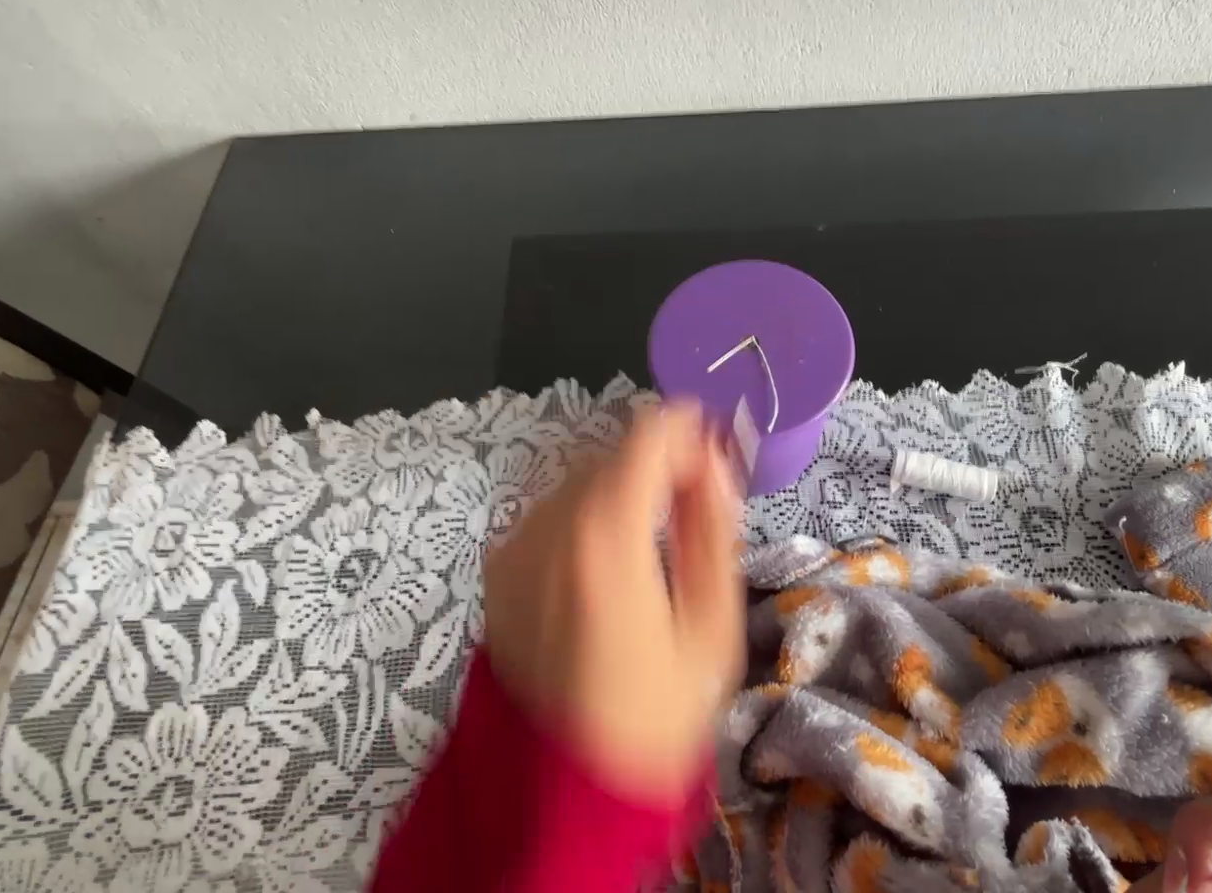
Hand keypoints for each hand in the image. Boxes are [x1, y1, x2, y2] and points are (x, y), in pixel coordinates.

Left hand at [481, 402, 745, 802]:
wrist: (571, 784)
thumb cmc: (658, 709)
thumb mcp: (711, 623)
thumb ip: (714, 528)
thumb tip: (713, 462)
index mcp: (607, 540)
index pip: (645, 436)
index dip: (685, 428)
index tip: (713, 449)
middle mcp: (548, 530)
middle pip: (611, 454)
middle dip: (657, 463)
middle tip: (694, 502)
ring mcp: (514, 548)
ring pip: (579, 480)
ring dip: (620, 489)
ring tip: (652, 540)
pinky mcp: (497, 570)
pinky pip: (550, 515)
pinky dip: (585, 518)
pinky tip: (606, 566)